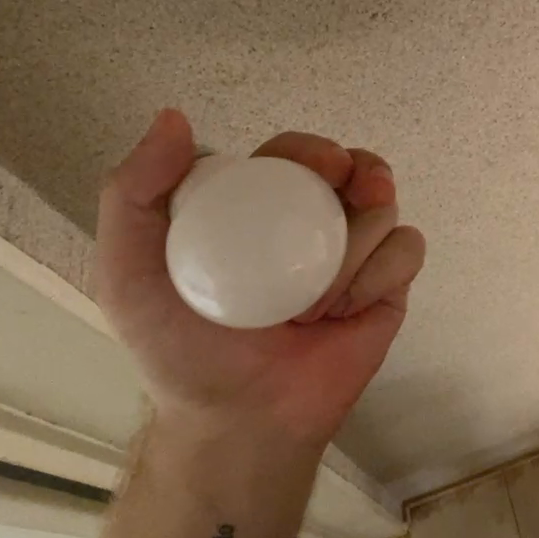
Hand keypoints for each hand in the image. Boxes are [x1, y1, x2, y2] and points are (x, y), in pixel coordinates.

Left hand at [93, 110, 426, 446]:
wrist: (240, 420)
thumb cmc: (183, 348)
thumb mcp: (131, 273)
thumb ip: (132, 193)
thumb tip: (172, 117)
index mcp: (262, 206)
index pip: (299, 155)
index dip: (316, 151)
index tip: (322, 169)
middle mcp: (314, 221)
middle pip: (359, 170)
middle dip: (365, 178)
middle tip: (351, 208)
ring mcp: (357, 252)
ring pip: (387, 210)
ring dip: (359, 249)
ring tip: (319, 302)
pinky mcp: (391, 283)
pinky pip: (408, 250)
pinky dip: (381, 274)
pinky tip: (349, 310)